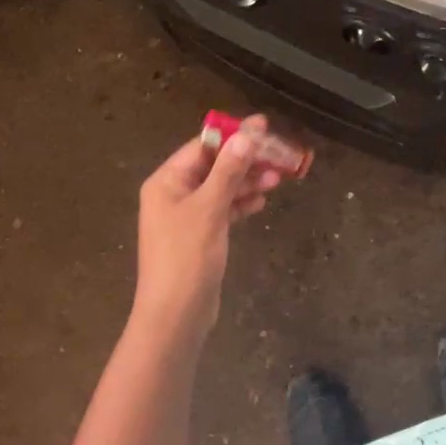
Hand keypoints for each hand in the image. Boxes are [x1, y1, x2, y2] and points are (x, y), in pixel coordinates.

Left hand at [133, 115, 281, 336]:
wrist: (175, 317)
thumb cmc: (187, 257)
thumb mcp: (209, 209)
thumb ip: (228, 170)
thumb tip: (246, 134)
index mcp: (166, 181)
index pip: (203, 147)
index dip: (234, 135)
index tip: (264, 127)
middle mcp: (173, 194)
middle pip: (214, 166)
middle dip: (245, 160)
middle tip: (278, 154)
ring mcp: (186, 217)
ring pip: (221, 188)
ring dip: (247, 182)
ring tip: (277, 178)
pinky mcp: (199, 237)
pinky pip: (222, 210)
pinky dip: (240, 204)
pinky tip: (261, 202)